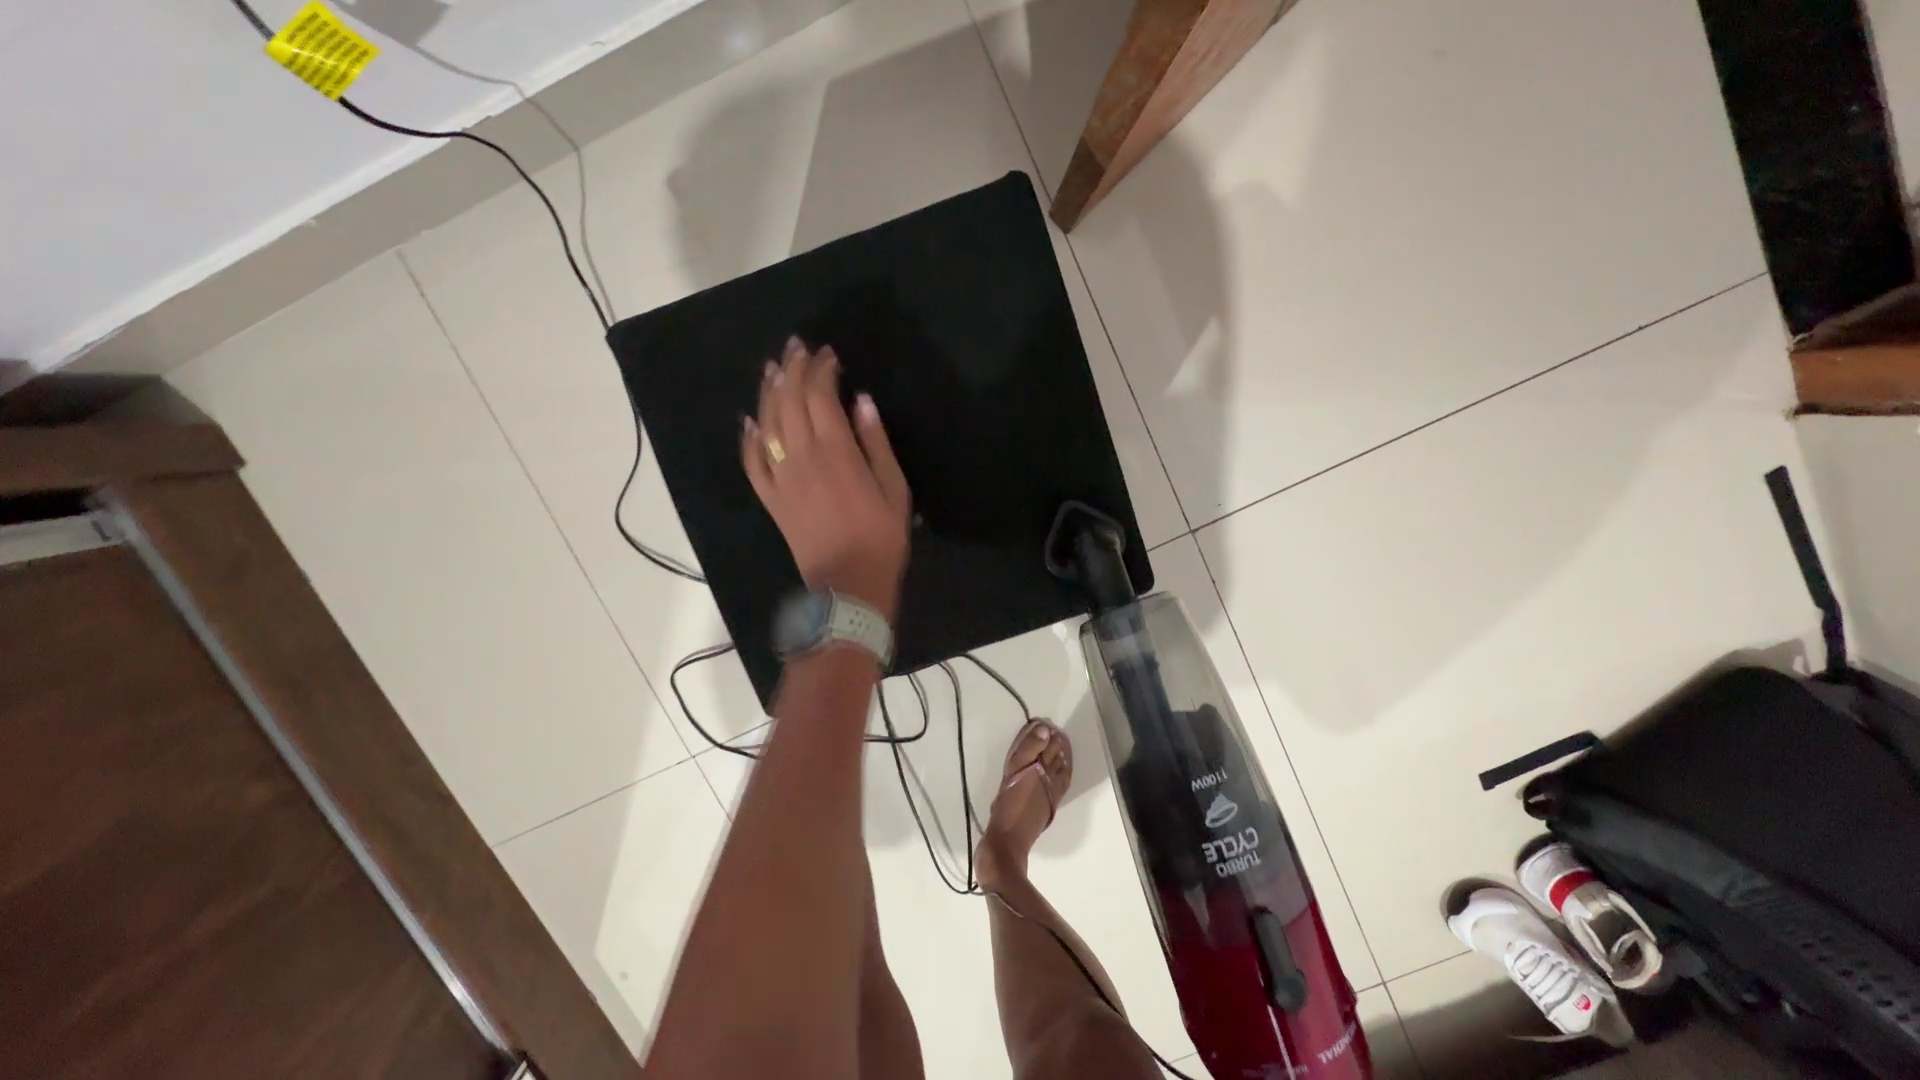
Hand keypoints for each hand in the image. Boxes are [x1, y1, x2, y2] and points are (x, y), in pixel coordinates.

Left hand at [743, 337, 911, 619]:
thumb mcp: (894, 488)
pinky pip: (752, 463)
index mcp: (836, 451)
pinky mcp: (770, 499)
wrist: (847, 586)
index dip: (822, 370)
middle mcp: (802, 457)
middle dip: (793, 369)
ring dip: (768, 392)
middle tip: (796, 347)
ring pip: (767, 424)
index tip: (829, 354)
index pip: (820, 396)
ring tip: (773, 369)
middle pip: (789, 401)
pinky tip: (749, 421)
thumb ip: (875, 442)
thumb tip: (861, 401)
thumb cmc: (880, 538)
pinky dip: (748, 439)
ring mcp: (781, 478)